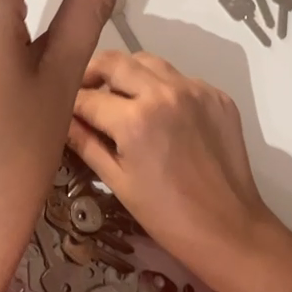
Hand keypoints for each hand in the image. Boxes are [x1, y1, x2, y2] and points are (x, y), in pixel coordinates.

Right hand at [67, 51, 282, 291]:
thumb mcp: (117, 182)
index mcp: (134, 119)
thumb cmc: (167, 215)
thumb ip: (85, 143)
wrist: (231, 231)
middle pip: (113, 61)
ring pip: (147, 61)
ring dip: (127, 74)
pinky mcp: (217, 95)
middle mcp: (164, 93)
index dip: (69, 104)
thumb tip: (61, 120)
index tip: (62, 111)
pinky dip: (161, 87)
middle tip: (86, 94)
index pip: (86, 97)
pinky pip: (178, 77)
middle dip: (92, 74)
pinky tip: (160, 114)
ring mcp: (194, 90)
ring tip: (122, 100)